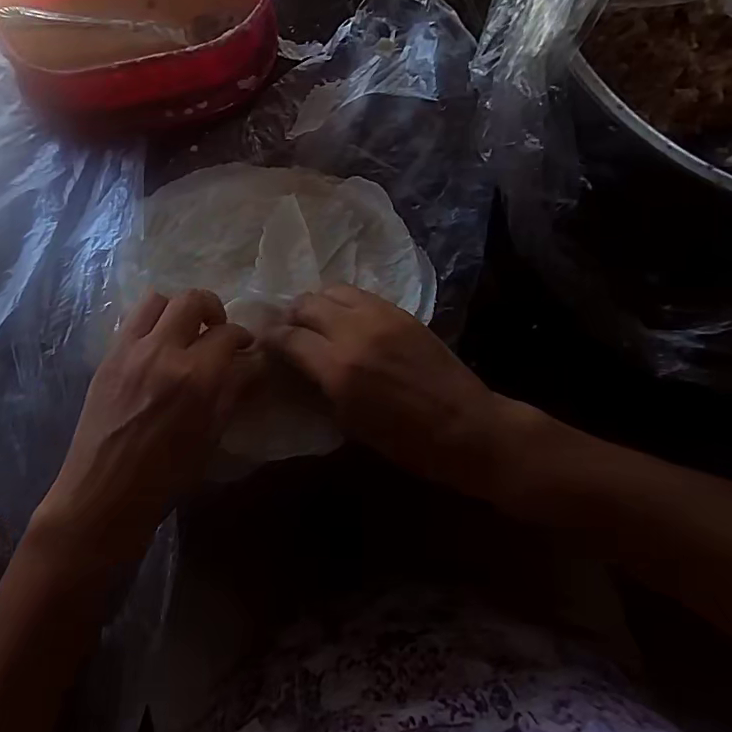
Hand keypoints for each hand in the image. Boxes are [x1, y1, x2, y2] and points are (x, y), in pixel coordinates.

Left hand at [28, 290, 256, 574]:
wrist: (104, 491)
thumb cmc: (165, 477)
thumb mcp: (211, 436)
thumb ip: (232, 392)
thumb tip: (250, 363)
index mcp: (196, 378)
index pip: (229, 334)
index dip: (244, 337)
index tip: (246, 347)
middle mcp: (162, 352)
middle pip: (193, 300)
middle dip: (213, 309)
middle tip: (217, 331)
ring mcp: (129, 350)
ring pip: (158, 299)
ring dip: (177, 309)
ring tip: (184, 332)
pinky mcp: (107, 356)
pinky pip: (132, 319)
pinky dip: (151, 322)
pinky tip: (157, 346)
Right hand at [266, 284, 528, 495]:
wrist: (468, 428)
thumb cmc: (404, 441)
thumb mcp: (347, 421)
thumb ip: (316, 386)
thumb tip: (292, 367)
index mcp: (338, 368)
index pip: (287, 337)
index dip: (270, 339)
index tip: (264, 346)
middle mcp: (355, 333)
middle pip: (305, 304)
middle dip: (289, 317)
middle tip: (287, 332)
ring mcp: (380, 317)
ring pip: (331, 291)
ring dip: (316, 304)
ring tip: (315, 322)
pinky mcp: (401, 312)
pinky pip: (359, 295)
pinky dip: (342, 303)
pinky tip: (344, 321)